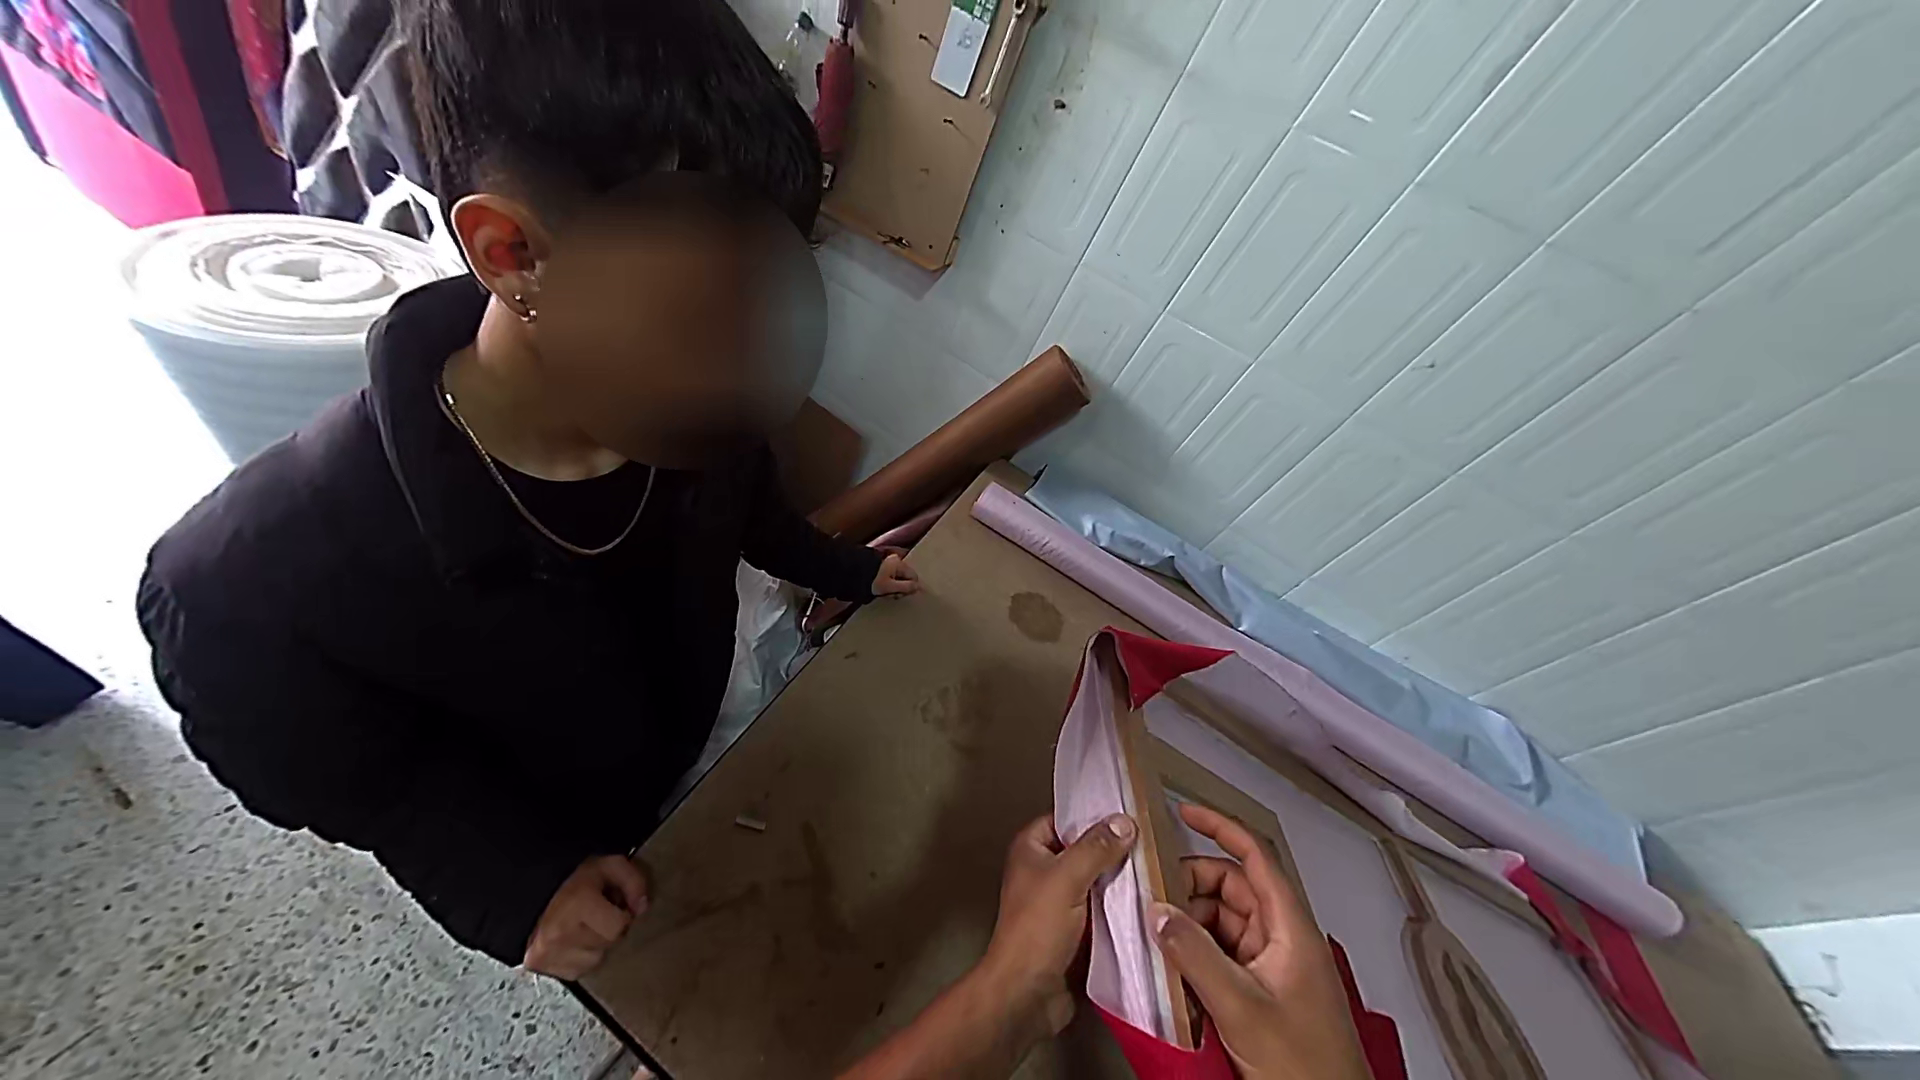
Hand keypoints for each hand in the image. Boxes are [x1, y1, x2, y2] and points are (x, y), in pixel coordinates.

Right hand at [523, 854, 649, 979]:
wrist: (537, 888)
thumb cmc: (578, 876)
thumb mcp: (612, 865)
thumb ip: (634, 882)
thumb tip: (642, 909)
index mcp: (577, 905)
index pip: (617, 929)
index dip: (623, 916)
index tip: (616, 905)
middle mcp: (558, 934)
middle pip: (607, 945)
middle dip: (610, 929)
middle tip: (600, 913)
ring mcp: (545, 953)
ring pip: (593, 962)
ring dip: (596, 946)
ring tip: (587, 925)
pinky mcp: (537, 965)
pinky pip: (576, 972)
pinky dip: (581, 957)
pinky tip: (576, 939)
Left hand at [871, 550, 920, 596]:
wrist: (852, 574)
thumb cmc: (872, 581)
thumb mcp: (890, 586)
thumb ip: (906, 587)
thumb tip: (918, 587)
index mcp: (899, 564)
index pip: (914, 577)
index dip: (910, 588)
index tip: (900, 595)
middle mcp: (895, 561)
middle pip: (906, 578)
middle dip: (900, 589)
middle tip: (891, 595)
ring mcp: (887, 564)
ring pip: (898, 579)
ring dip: (893, 588)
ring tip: (883, 593)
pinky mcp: (880, 568)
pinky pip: (890, 578)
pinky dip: (887, 585)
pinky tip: (880, 590)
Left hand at [978, 813, 1136, 1035]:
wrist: (1028, 994)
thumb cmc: (1036, 930)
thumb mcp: (1067, 878)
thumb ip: (1095, 848)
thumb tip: (1123, 821)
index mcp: (1031, 848)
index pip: (1065, 818)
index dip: (1092, 815)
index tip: (1127, 813)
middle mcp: (1043, 870)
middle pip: (1084, 849)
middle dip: (1113, 849)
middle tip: (1148, 842)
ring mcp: (1059, 901)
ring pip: (1096, 880)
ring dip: (1120, 880)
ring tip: (1153, 869)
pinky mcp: (1075, 929)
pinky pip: (1101, 908)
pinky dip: (1120, 907)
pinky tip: (1146, 903)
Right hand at [1153, 803, 1368, 1079]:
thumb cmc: (1301, 1065)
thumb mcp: (1242, 1007)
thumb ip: (1195, 954)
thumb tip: (1155, 910)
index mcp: (1289, 926)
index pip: (1255, 856)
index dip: (1220, 826)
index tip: (1182, 812)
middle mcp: (1281, 934)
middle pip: (1231, 884)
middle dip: (1191, 882)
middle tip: (1155, 895)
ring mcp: (1271, 960)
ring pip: (1222, 916)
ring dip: (1190, 916)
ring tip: (1158, 930)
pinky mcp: (1261, 985)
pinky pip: (1221, 946)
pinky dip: (1196, 944)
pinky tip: (1173, 957)